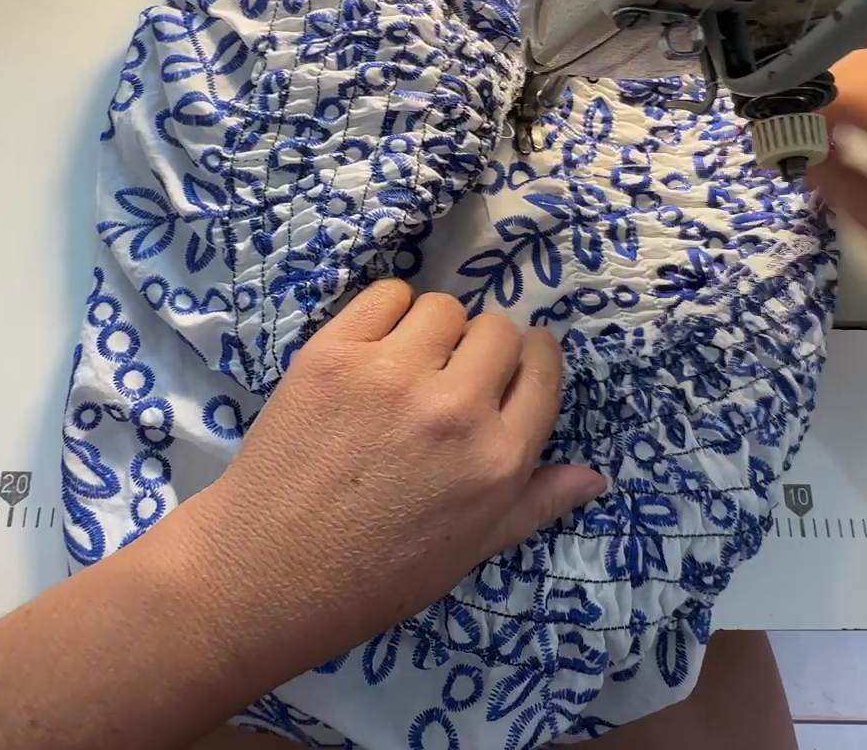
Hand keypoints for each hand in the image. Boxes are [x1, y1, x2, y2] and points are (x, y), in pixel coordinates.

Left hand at [177, 282, 605, 653]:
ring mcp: (390, 374)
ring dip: (434, 328)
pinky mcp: (334, 351)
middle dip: (483, 346)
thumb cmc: (377, 571)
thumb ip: (536, 504)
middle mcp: (453, 408)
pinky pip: (385, 294)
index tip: (513, 361)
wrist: (270, 568)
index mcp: (498, 460)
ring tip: (408, 362)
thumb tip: (596, 475)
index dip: (532, 357)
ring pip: (443, 306)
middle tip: (449, 374)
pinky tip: (373, 346)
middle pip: (497, 328)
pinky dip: (387, 311)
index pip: (543, 369)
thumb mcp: (471, 550)